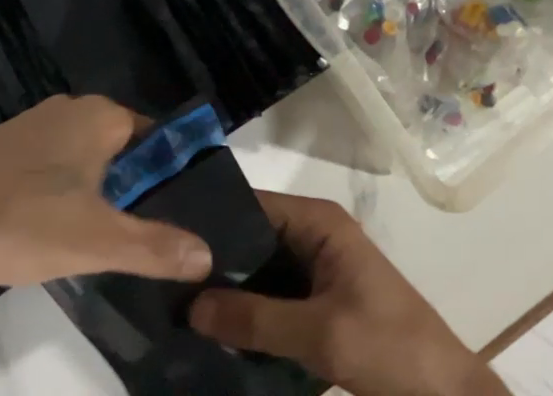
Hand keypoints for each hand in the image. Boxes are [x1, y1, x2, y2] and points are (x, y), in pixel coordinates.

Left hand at [0, 94, 214, 286]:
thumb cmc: (18, 220)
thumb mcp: (94, 241)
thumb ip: (154, 246)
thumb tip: (208, 253)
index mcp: (100, 116)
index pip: (161, 140)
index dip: (177, 180)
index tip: (184, 219)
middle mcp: (72, 108)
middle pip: (128, 151)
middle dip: (140, 193)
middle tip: (150, 242)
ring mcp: (38, 125)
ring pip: (92, 162)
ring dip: (104, 197)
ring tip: (111, 243)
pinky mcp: (12, 147)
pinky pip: (61, 167)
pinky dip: (71, 194)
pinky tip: (65, 230)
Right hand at [190, 192, 507, 395]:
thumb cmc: (391, 349)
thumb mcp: (320, 333)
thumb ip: (254, 318)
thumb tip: (189, 306)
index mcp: (319, 222)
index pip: (250, 203)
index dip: (209, 218)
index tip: (163, 236)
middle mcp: (315, 235)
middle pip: (250, 237)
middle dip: (212, 259)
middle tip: (160, 278)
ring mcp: (318, 271)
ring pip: (258, 271)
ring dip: (227, 289)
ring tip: (173, 302)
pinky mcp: (319, 304)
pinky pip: (272, 298)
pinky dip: (247, 311)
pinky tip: (211, 329)